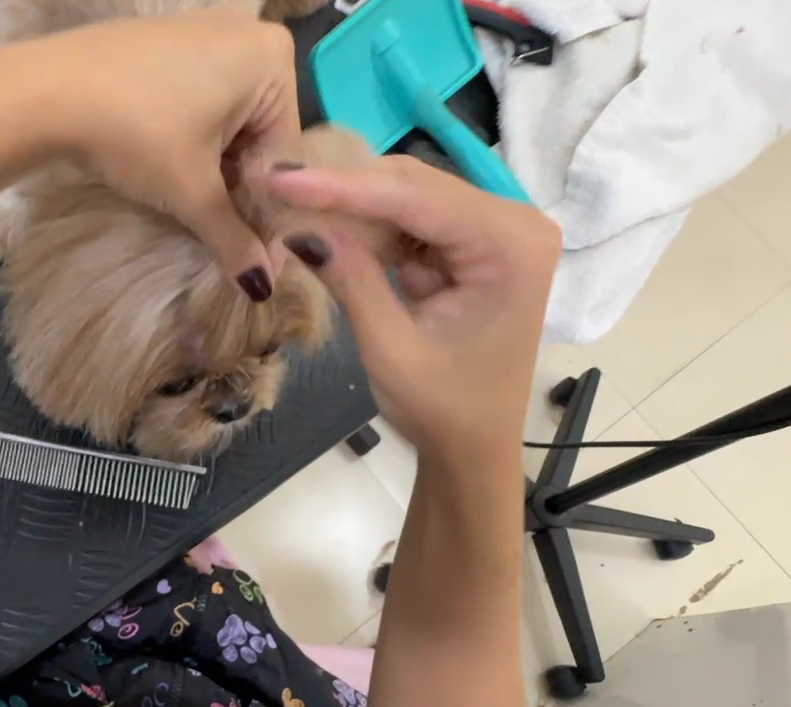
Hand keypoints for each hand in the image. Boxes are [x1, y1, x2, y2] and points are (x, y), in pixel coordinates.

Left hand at [0, 10, 302, 298]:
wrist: (48, 92)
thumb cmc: (136, 134)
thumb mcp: (191, 192)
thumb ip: (233, 240)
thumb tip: (263, 288)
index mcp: (272, 59)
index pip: (285, 158)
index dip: (268, 218)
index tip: (258, 264)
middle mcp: (249, 36)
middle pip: (259, 141)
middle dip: (240, 195)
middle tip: (222, 242)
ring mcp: (209, 35)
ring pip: (230, 128)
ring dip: (216, 177)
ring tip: (194, 212)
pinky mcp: (172, 47)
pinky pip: (203, 107)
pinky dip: (195, 148)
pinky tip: (172, 175)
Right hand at [267, 157, 560, 455]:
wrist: (471, 446)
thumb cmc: (440, 409)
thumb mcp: (389, 349)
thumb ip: (352, 281)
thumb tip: (301, 229)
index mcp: (509, 246)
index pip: (416, 198)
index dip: (343, 187)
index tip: (283, 176)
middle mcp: (512, 225)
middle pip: (416, 187)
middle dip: (346, 188)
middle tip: (278, 183)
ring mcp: (494, 234)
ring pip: (410, 199)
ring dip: (352, 205)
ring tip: (291, 200)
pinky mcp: (471, 249)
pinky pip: (412, 224)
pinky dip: (369, 229)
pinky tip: (325, 224)